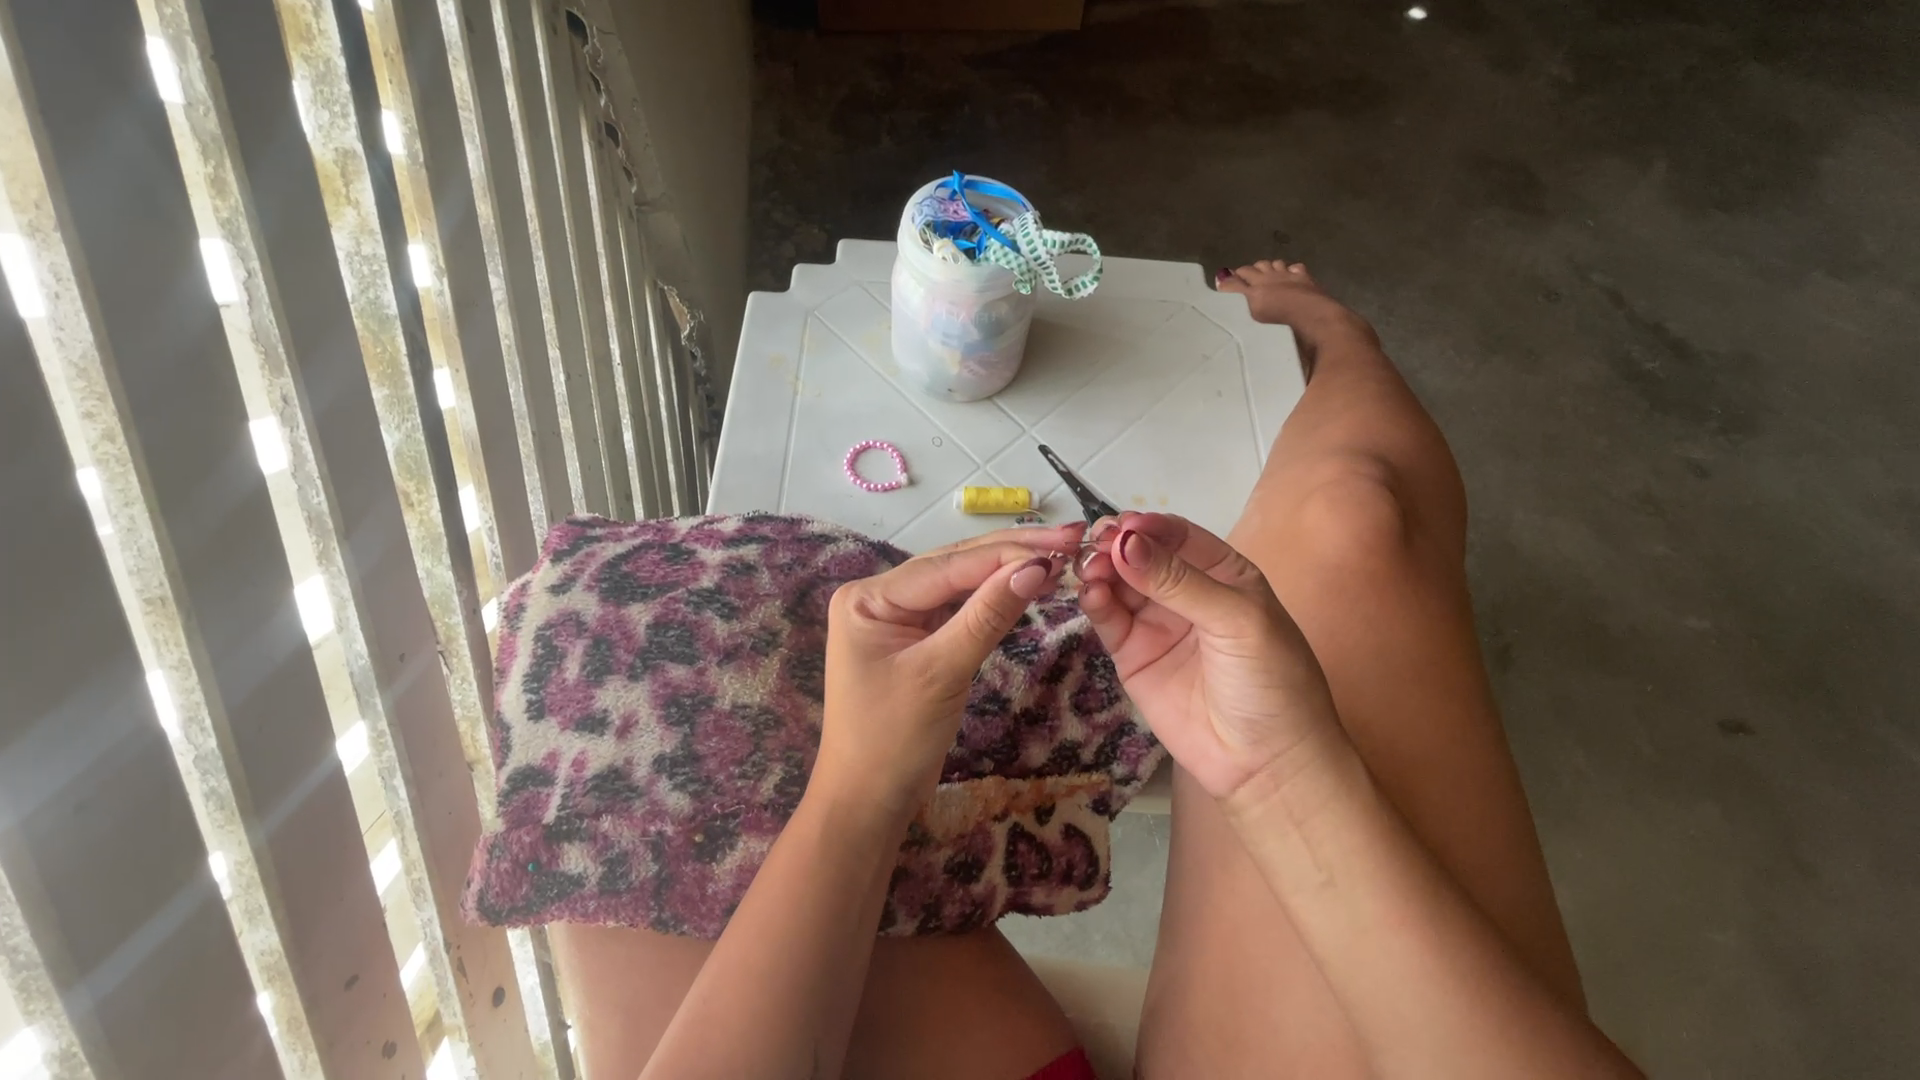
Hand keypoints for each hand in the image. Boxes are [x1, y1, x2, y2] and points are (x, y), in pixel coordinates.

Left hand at [814, 524, 1079, 816]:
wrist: (868, 803)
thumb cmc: (894, 741)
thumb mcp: (942, 672)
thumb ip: (987, 616)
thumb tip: (1035, 568)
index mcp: (869, 597)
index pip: (947, 565)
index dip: (1005, 554)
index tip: (1060, 548)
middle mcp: (879, 597)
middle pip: (954, 566)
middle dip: (1010, 553)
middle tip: (1070, 538)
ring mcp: (897, 618)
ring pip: (960, 585)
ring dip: (1006, 573)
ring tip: (1059, 556)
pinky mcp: (915, 640)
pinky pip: (958, 610)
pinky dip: (993, 601)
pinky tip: (1026, 584)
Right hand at [1078, 513, 1344, 804]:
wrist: (1265, 764)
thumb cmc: (1271, 683)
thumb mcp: (1238, 621)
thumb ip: (1180, 581)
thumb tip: (1125, 542)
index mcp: (1224, 573)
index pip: (1178, 536)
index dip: (1148, 527)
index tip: (1121, 526)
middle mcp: (1186, 592)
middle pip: (1142, 555)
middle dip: (1117, 545)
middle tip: (1095, 543)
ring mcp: (1156, 623)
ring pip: (1119, 583)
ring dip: (1101, 569)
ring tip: (1088, 569)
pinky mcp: (1132, 654)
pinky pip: (1109, 618)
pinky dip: (1095, 602)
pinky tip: (1091, 594)